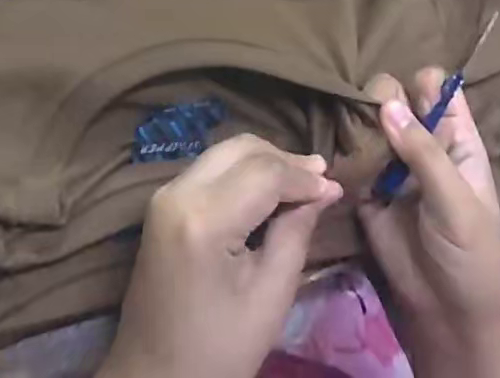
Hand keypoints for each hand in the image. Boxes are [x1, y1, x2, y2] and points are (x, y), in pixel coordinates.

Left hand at [98, 135, 342, 377]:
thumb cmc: (217, 350)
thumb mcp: (269, 297)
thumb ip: (296, 232)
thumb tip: (325, 188)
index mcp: (203, 219)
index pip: (265, 173)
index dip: (303, 176)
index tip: (336, 187)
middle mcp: (178, 192)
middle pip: (242, 149)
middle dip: (285, 159)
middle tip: (322, 176)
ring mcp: (165, 193)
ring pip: (226, 151)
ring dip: (265, 160)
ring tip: (302, 179)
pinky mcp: (163, 201)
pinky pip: (211, 166)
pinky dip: (243, 169)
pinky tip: (268, 187)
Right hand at [358, 70, 499, 377]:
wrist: (447, 319)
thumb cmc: (470, 255)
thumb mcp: (457, 202)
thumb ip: (423, 153)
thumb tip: (387, 102)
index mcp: (456, 140)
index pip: (440, 90)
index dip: (423, 81)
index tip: (404, 87)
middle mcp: (423, 144)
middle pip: (399, 100)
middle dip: (382, 97)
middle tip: (370, 113)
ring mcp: (393, 165)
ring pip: (371, 123)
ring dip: (358, 118)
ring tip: (347, 125)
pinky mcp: (367, 188)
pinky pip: (352, 156)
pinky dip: (342, 148)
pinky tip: (334, 144)